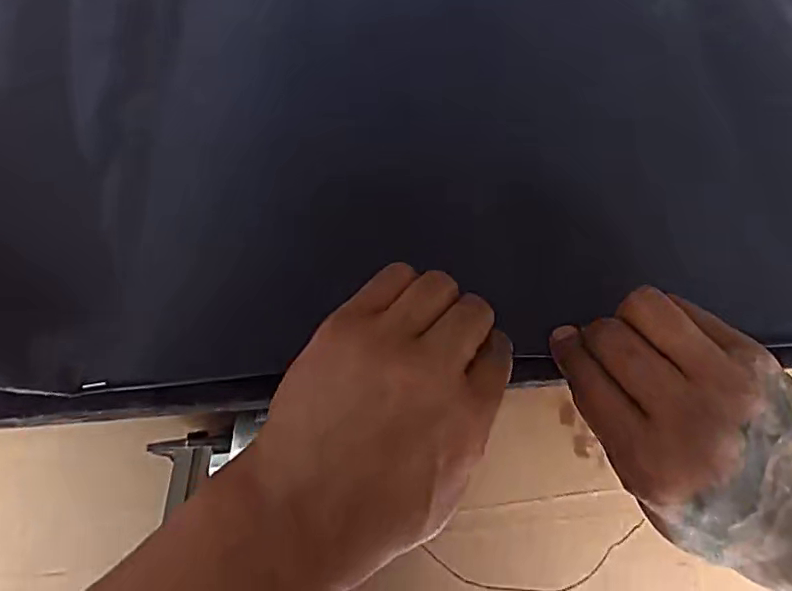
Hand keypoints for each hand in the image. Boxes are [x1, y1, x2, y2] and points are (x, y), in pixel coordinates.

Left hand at [240, 263, 512, 588]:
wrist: (293, 515)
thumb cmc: (367, 516)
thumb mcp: (447, 489)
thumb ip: (473, 427)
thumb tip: (477, 382)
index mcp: (466, 415)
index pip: (498, 350)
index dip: (486, 349)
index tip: (475, 351)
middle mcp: (434, 371)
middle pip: (474, 311)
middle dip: (466, 323)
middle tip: (447, 337)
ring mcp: (388, 343)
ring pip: (438, 284)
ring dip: (436, 301)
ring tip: (418, 321)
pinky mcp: (347, 325)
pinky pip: (393, 275)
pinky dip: (400, 287)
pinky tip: (391, 309)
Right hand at [551, 288, 791, 590]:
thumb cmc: (722, 517)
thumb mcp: (653, 499)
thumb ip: (614, 434)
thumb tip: (581, 363)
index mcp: (655, 465)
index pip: (591, 383)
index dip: (569, 353)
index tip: (562, 338)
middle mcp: (690, 419)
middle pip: (614, 339)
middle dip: (594, 332)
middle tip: (597, 338)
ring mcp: (726, 381)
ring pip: (648, 306)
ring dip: (628, 313)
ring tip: (633, 332)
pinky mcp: (752, 355)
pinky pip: (688, 307)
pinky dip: (667, 314)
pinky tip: (669, 333)